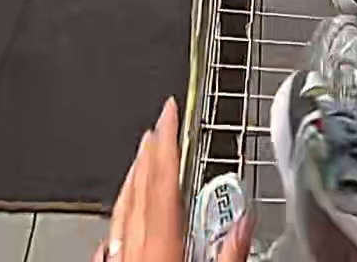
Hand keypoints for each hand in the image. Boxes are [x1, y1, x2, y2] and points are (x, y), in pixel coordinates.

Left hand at [98, 97, 251, 261]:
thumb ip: (230, 252)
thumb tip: (246, 220)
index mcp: (161, 245)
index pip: (163, 178)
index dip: (167, 138)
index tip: (169, 108)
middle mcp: (134, 250)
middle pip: (141, 189)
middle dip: (150, 151)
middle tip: (157, 123)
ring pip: (122, 211)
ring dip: (133, 177)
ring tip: (140, 157)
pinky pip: (109, 239)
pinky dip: (117, 217)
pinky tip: (118, 215)